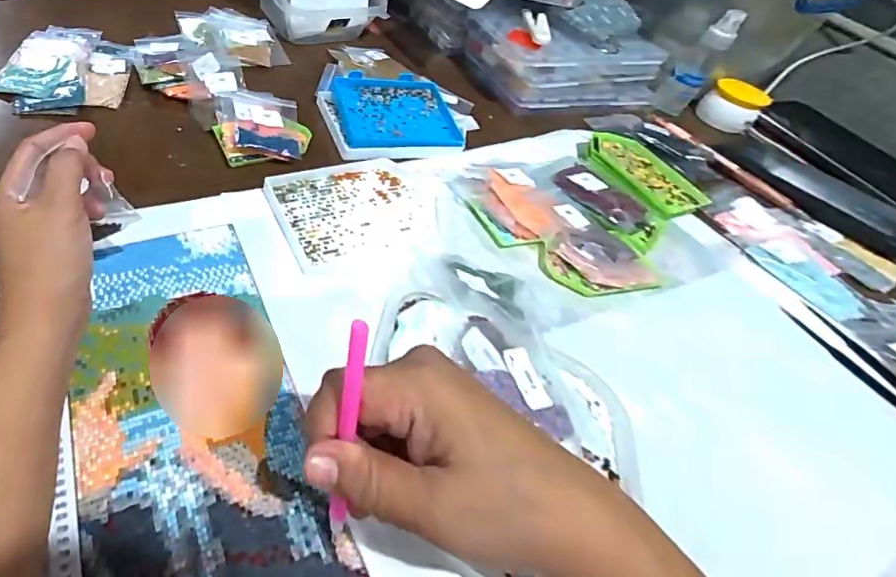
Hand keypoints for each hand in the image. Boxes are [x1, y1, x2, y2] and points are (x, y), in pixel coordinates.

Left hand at [0, 123, 109, 342]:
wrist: (46, 324)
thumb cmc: (52, 260)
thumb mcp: (62, 205)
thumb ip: (67, 166)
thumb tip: (73, 142)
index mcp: (8, 194)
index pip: (32, 149)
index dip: (62, 134)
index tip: (94, 131)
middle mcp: (13, 208)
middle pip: (46, 168)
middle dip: (78, 164)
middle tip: (105, 175)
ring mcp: (27, 230)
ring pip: (58, 191)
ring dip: (84, 186)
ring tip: (106, 197)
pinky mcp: (44, 248)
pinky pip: (63, 213)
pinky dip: (82, 208)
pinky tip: (99, 218)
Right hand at [304, 346, 699, 576]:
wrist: (588, 529)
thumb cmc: (511, 513)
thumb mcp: (433, 506)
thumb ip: (366, 479)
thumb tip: (307, 459)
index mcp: (416, 379)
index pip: (338, 387)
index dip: (323, 432)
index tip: (334, 486)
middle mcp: (420, 366)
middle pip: (354, 398)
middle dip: (350, 449)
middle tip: (371, 504)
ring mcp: (435, 382)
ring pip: (372, 412)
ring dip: (371, 457)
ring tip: (403, 501)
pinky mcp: (446, 402)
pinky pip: (396, 419)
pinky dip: (392, 454)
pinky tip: (417, 487)